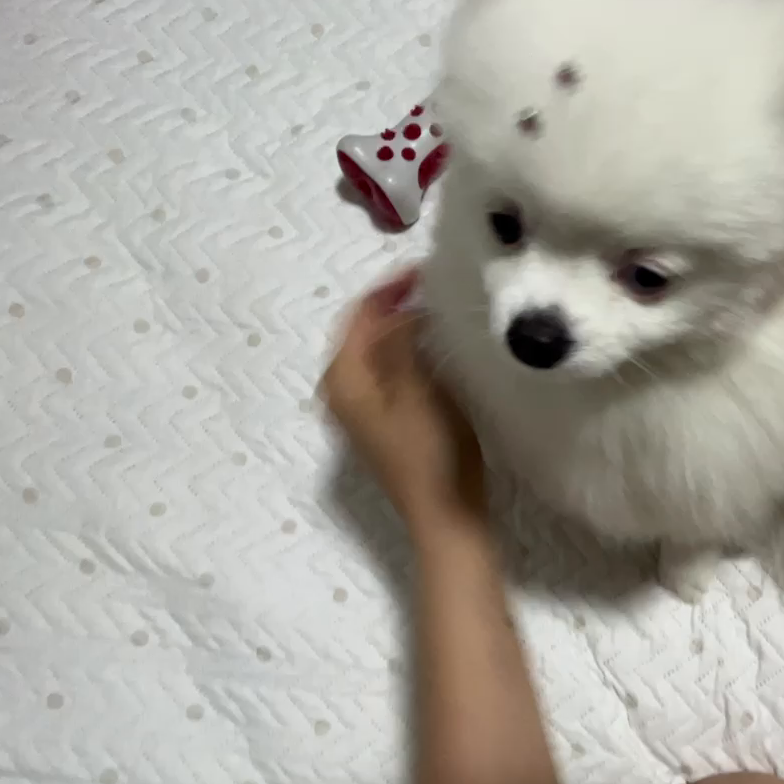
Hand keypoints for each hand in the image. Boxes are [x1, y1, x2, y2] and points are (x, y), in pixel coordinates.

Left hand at [320, 269, 487, 547]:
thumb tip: (403, 307)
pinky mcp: (380, 428)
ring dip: (399, 333)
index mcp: (342, 378)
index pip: (358, 315)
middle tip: (432, 290)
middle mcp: (339, 393)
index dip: (389, 289)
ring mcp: (358, 414)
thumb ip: (403, 340)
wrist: (444, 513)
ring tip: (435, 316)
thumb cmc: (432, 451)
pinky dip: (404, 358)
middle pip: (361, 334)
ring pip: (374, 356)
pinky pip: (386, 377)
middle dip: (392, 308)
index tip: (425, 271)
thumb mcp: (417, 387)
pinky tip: (431, 356)